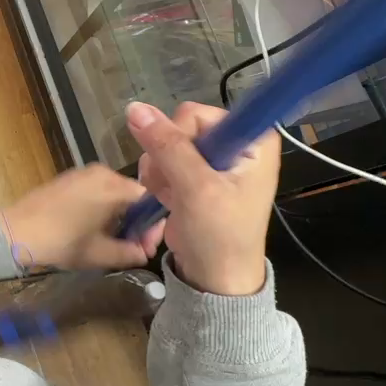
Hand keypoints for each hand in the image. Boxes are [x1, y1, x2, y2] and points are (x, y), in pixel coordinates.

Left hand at [0, 164, 166, 272]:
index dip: (153, 227)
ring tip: (115, 242)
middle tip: (135, 249)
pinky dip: (103, 209)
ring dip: (120, 217)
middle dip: (137, 223)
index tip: (146, 249)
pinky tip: (95, 230)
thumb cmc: (60, 241)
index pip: (150, 201)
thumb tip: (143, 253)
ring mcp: (82, 173)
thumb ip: (130, 253)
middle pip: (133, 196)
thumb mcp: (100, 254)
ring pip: (114, 194)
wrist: (15, 232)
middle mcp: (101, 172)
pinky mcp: (67, 179)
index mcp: (113, 185)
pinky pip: (97, 191)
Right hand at [128, 101, 278, 295]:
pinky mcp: (195, 175)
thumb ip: (167, 146)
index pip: (198, 114)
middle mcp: (234, 144)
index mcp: (251, 140)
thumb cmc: (219, 234)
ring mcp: (213, 160)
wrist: (215, 277)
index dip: (180, 136)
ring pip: (166, 144)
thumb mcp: (196, 188)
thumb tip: (134, 108)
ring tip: (169, 196)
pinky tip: (165, 198)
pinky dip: (157, 179)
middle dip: (166, 156)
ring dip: (158, 170)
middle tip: (171, 185)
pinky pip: (163, 160)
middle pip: (179, 127)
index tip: (181, 167)